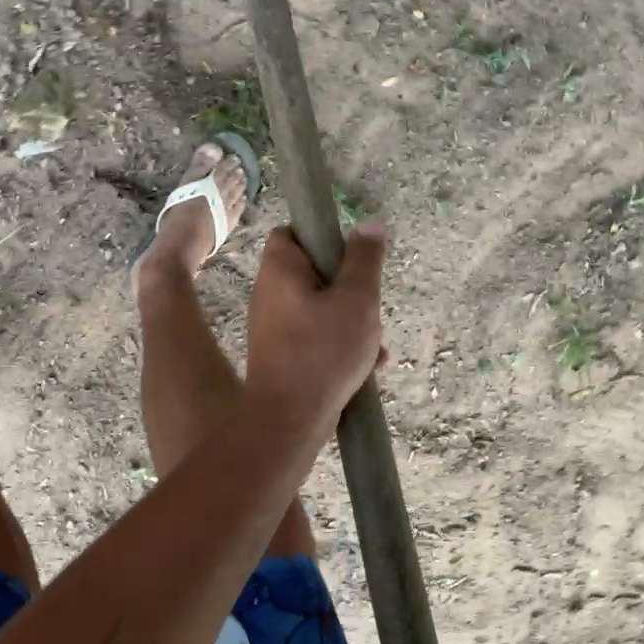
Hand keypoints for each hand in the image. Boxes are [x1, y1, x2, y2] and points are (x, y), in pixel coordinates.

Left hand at [244, 220, 387, 436]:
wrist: (288, 419)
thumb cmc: (322, 350)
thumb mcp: (356, 299)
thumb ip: (365, 260)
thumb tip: (369, 224)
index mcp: (278, 268)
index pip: (292, 232)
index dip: (323, 238)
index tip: (352, 257)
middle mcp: (269, 292)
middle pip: (313, 272)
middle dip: (349, 288)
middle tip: (369, 306)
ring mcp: (273, 324)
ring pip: (320, 307)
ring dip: (351, 321)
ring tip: (375, 344)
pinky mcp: (281, 353)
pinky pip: (315, 336)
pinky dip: (340, 345)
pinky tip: (368, 367)